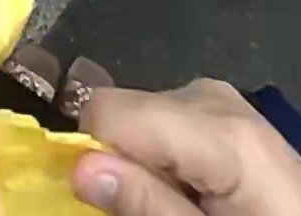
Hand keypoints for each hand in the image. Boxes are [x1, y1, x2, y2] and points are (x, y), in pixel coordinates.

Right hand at [71, 80, 300, 215]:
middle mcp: (213, 95)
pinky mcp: (222, 107)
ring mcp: (219, 97)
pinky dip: (162, 155)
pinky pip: (165, 119)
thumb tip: (78, 168)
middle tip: (148, 213)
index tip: (102, 202)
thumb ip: (146, 206)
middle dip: (120, 160)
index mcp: (217, 128)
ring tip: (178, 206)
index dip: (93, 153)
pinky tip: (192, 192)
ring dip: (141, 161)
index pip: (112, 109)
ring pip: (141, 114)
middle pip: (126, 110)